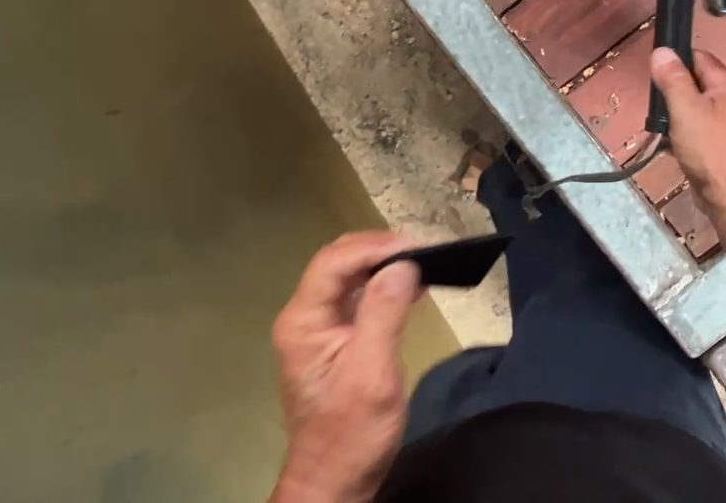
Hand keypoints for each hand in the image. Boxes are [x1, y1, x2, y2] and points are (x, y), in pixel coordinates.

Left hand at [269, 231, 422, 502]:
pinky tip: (411, 287)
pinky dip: (383, 285)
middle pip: (338, 262)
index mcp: (303, 321)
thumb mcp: (372, 373)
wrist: (334, 484)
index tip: (415, 247)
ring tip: (421, 262)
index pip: (334, 261)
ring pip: (348, 275)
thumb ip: (384, 312)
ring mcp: (318, 327)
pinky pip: (357, 297)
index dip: (374, 247)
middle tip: (421, 250)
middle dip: (379, 250)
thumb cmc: (351, 434)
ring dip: (383, 265)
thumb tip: (404, 264)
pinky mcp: (335, 339)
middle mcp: (305, 316)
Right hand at [650, 47, 725, 213]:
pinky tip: (673, 145)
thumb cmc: (708, 149)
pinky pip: (703, 128)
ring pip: (698, 107)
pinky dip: (687, 132)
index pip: (699, 57)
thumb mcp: (684, 109)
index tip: (656, 75)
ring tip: (662, 127)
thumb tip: (662, 50)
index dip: (676, 61)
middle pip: (698, 83)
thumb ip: (673, 78)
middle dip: (674, 92)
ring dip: (678, 115)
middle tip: (657, 106)